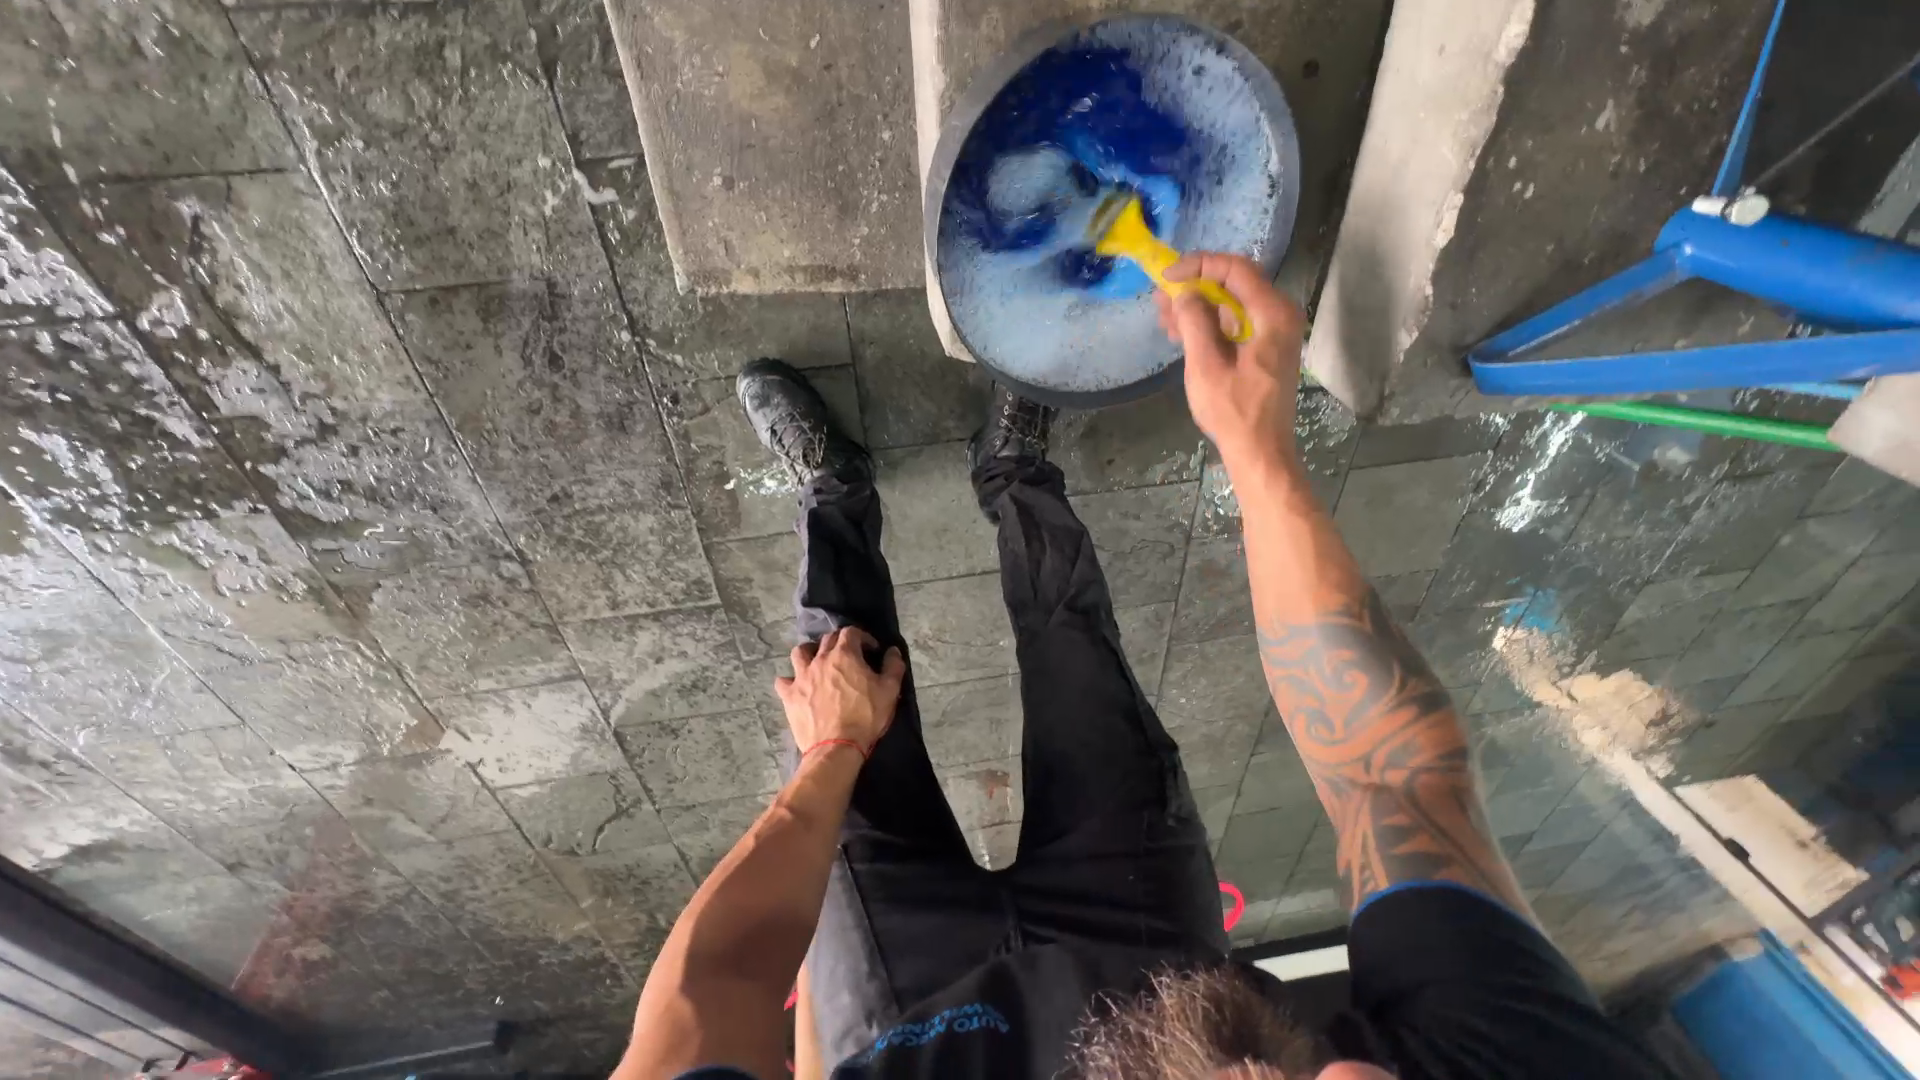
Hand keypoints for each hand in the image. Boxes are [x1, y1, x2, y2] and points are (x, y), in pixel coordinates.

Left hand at [775, 627, 905, 760]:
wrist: (837, 747)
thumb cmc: (866, 717)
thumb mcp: (890, 691)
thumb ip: (893, 666)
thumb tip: (892, 651)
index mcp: (845, 655)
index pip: (851, 632)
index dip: (863, 637)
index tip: (871, 650)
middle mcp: (820, 659)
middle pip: (827, 639)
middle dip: (840, 642)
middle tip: (850, 655)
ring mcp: (801, 677)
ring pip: (799, 652)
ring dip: (810, 652)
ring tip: (818, 661)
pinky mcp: (790, 695)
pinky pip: (783, 681)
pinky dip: (790, 680)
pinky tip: (797, 686)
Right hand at [1154, 253, 1306, 472]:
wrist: (1260, 452)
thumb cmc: (1234, 413)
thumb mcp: (1206, 366)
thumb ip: (1195, 322)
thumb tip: (1184, 293)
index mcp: (1273, 315)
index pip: (1236, 269)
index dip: (1199, 266)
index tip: (1167, 277)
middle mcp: (1280, 316)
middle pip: (1235, 284)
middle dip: (1195, 287)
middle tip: (1160, 299)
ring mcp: (1274, 333)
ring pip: (1232, 304)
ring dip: (1198, 307)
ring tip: (1164, 318)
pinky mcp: (1265, 349)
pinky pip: (1235, 324)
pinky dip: (1209, 324)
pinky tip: (1182, 333)